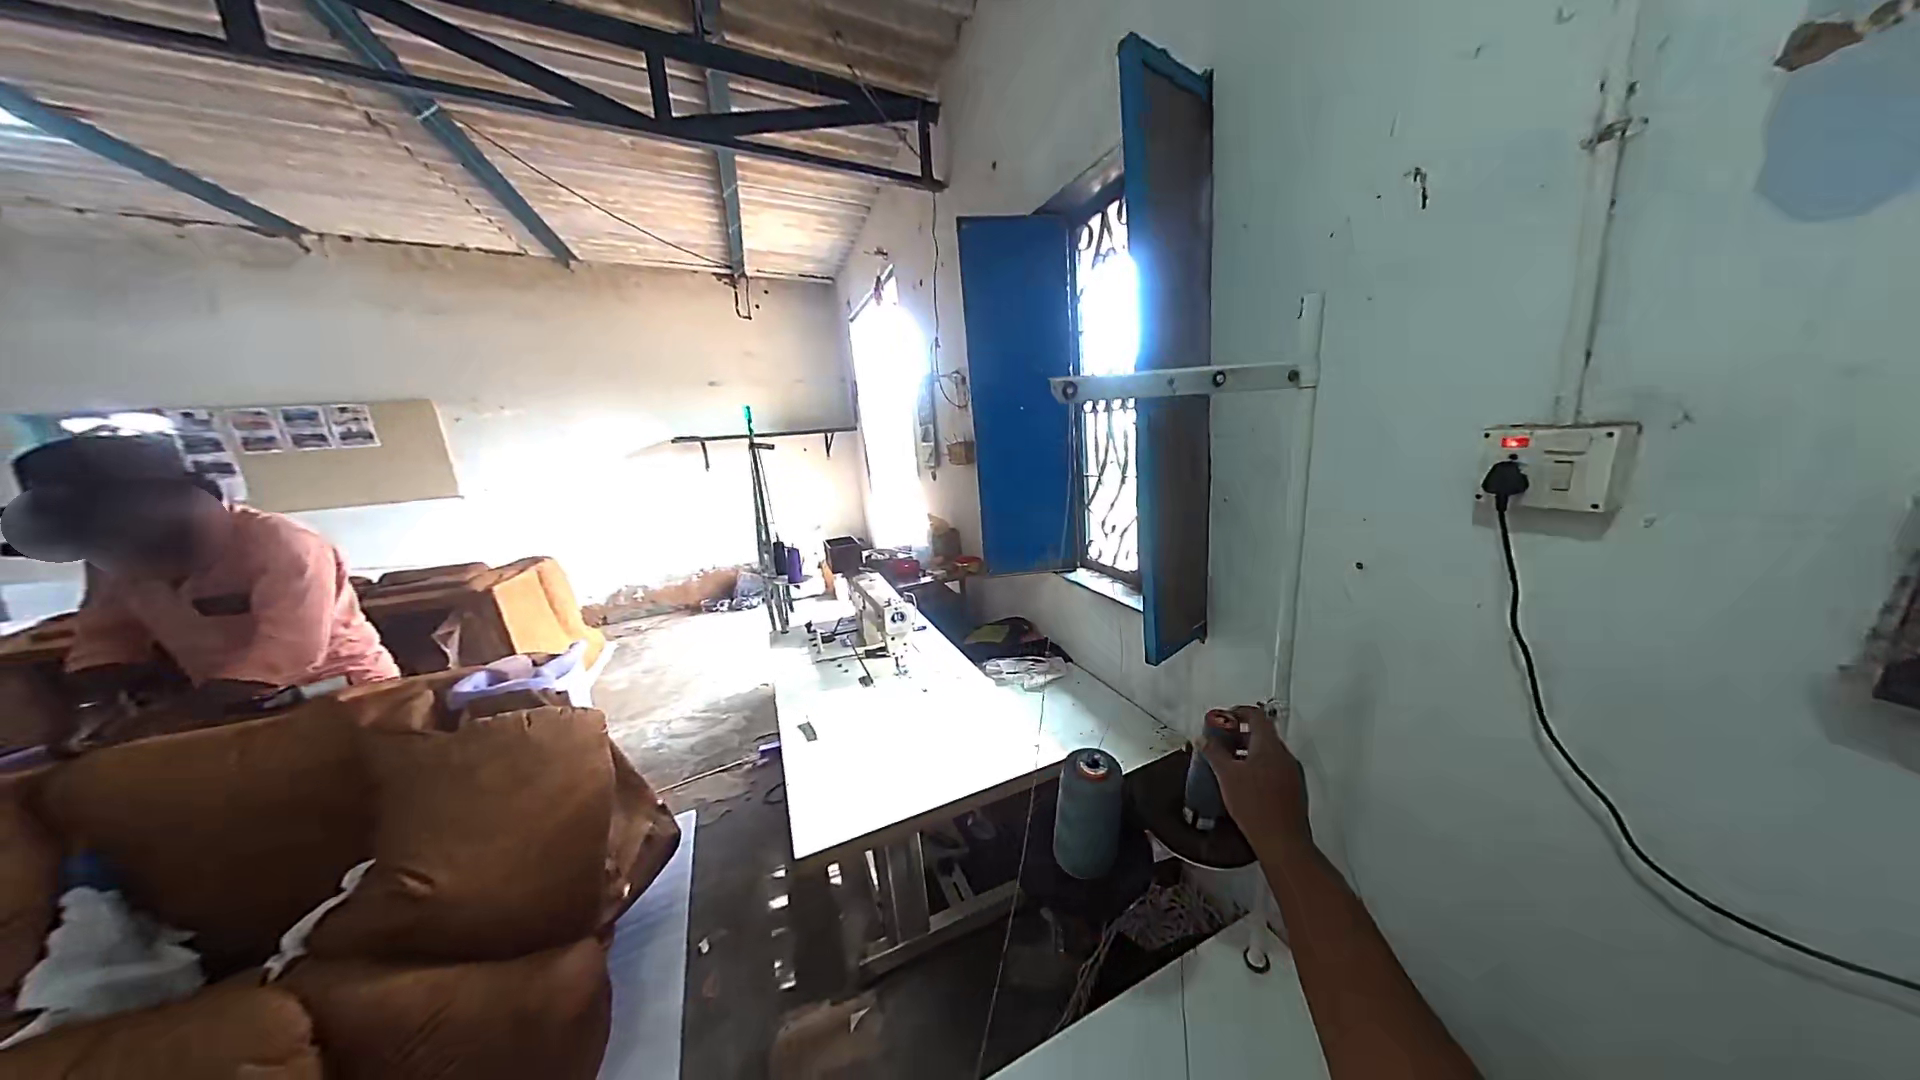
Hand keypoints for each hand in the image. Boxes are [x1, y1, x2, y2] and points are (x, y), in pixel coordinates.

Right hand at [1200, 704, 1311, 851]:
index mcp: (1269, 746)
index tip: (1224, 718)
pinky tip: (1243, 782)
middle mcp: (1284, 756)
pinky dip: (1258, 766)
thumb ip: (1213, 753)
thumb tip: (1203, 740)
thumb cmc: (1257, 807)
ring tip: (1228, 763)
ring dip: (1247, 751)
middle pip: (1262, 733)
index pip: (1256, 715)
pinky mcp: (1293, 789)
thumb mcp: (1226, 775)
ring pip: (1268, 752)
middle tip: (1221, 740)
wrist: (1282, 841)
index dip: (1238, 712)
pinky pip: (1274, 768)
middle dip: (1239, 733)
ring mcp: (1291, 773)